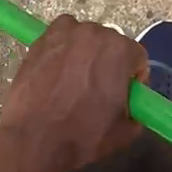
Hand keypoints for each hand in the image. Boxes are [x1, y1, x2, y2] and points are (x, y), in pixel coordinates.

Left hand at [0, 15, 146, 171]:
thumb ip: (136, 111)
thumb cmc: (83, 135)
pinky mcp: (41, 40)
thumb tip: (131, 107)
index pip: (137, 58)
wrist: (34, 139)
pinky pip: (60, 38)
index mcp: (121, 51)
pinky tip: (58, 72)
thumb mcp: (125, 131)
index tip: (125, 95)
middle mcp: (95, 33)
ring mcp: (65, 33)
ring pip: (84, 39)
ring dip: (85, 55)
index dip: (133, 79)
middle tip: (99, 91)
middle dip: (109, 65)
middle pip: (110, 45)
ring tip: (75, 81)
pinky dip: (63, 49)